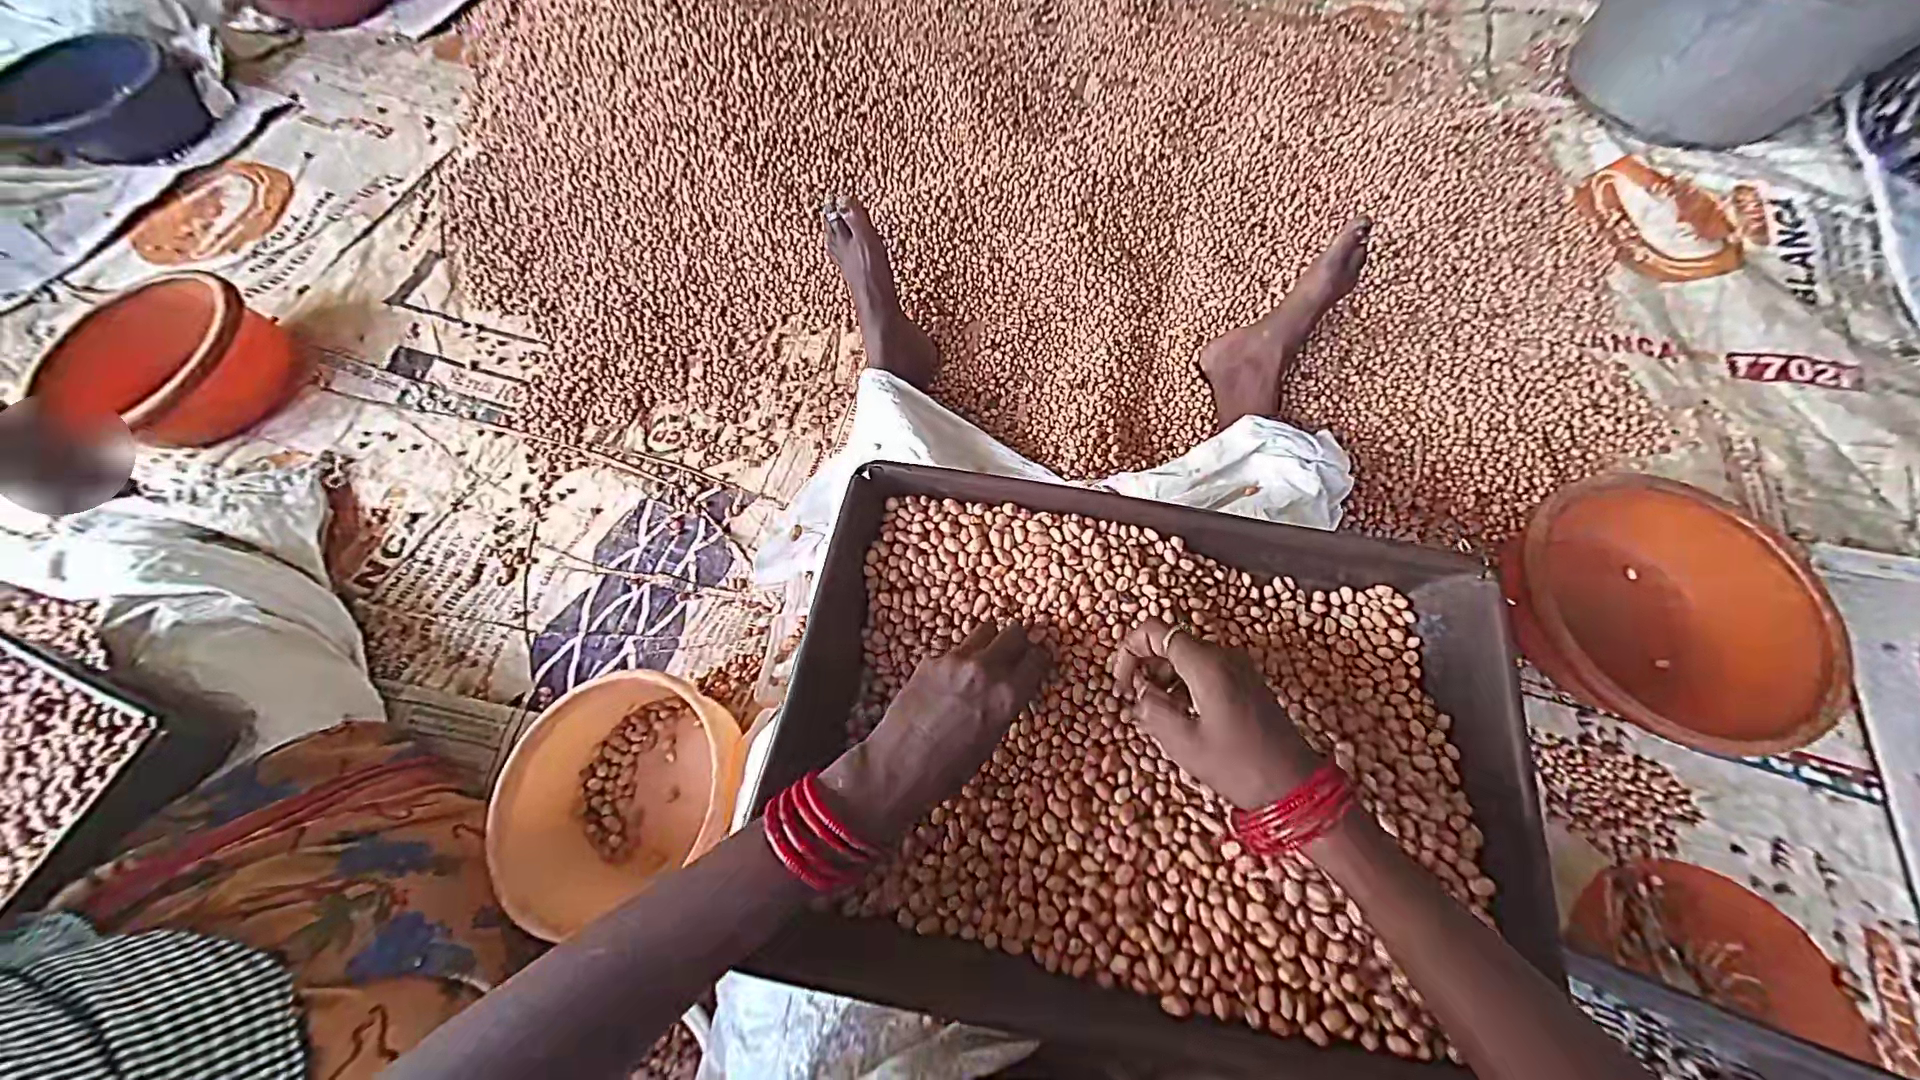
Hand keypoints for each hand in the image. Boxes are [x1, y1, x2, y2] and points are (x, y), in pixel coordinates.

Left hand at [824, 621, 1048, 841]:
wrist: (901, 764)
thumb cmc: (949, 768)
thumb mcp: (990, 740)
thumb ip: (1002, 707)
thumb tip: (1007, 691)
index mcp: (1008, 696)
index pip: (1036, 659)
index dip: (1038, 658)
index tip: (1035, 659)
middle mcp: (986, 671)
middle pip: (1014, 633)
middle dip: (1017, 640)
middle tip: (1013, 650)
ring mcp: (956, 661)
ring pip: (984, 631)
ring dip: (988, 641)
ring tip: (980, 660)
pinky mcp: (931, 659)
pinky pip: (954, 650)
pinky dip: (957, 660)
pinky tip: (947, 680)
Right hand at [1109, 617, 1319, 808]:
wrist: (1295, 788)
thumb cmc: (1238, 766)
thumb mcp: (1183, 741)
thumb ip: (1151, 706)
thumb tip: (1139, 689)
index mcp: (1207, 664)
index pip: (1154, 631)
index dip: (1129, 651)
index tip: (1122, 683)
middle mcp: (1224, 656)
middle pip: (1169, 643)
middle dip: (1145, 668)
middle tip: (1136, 702)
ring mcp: (1238, 668)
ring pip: (1185, 658)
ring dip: (1163, 679)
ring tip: (1159, 715)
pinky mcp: (1245, 683)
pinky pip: (1204, 671)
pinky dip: (1184, 686)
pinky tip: (1183, 717)